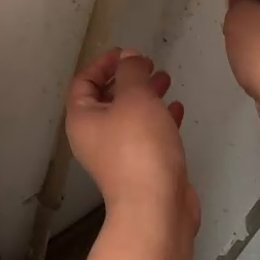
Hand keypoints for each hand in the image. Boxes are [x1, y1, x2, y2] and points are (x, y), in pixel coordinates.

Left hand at [66, 48, 191, 218]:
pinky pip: (146, 135)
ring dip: (146, 96)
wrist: (156, 207)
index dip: (102, 63)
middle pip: (106, 99)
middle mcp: (94, 137)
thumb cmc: (140, 147)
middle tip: (150, 64)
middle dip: (127, 79)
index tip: (125, 52)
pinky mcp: (141, 168)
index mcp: (82, 120)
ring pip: (129, 117)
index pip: (83, 82)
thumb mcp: (135, 98)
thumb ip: (131, 72)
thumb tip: (128, 57)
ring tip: (166, 80)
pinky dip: (159, 119)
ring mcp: (117, 155)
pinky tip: (177, 109)